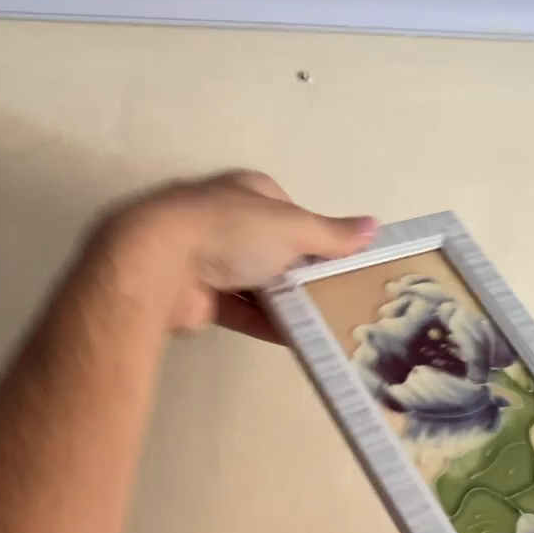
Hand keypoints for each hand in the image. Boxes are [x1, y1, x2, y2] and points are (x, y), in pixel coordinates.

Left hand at [87, 170, 375, 341]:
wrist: (159, 266)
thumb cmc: (230, 231)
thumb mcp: (291, 227)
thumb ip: (332, 234)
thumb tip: (374, 226)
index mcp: (248, 192)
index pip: (291, 212)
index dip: (317, 235)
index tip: (341, 261)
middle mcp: (229, 222)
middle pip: (277, 251)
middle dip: (304, 273)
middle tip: (339, 296)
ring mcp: (212, 261)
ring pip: (262, 285)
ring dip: (289, 302)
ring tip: (327, 323)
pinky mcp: (203, 299)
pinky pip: (245, 313)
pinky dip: (270, 325)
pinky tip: (300, 340)